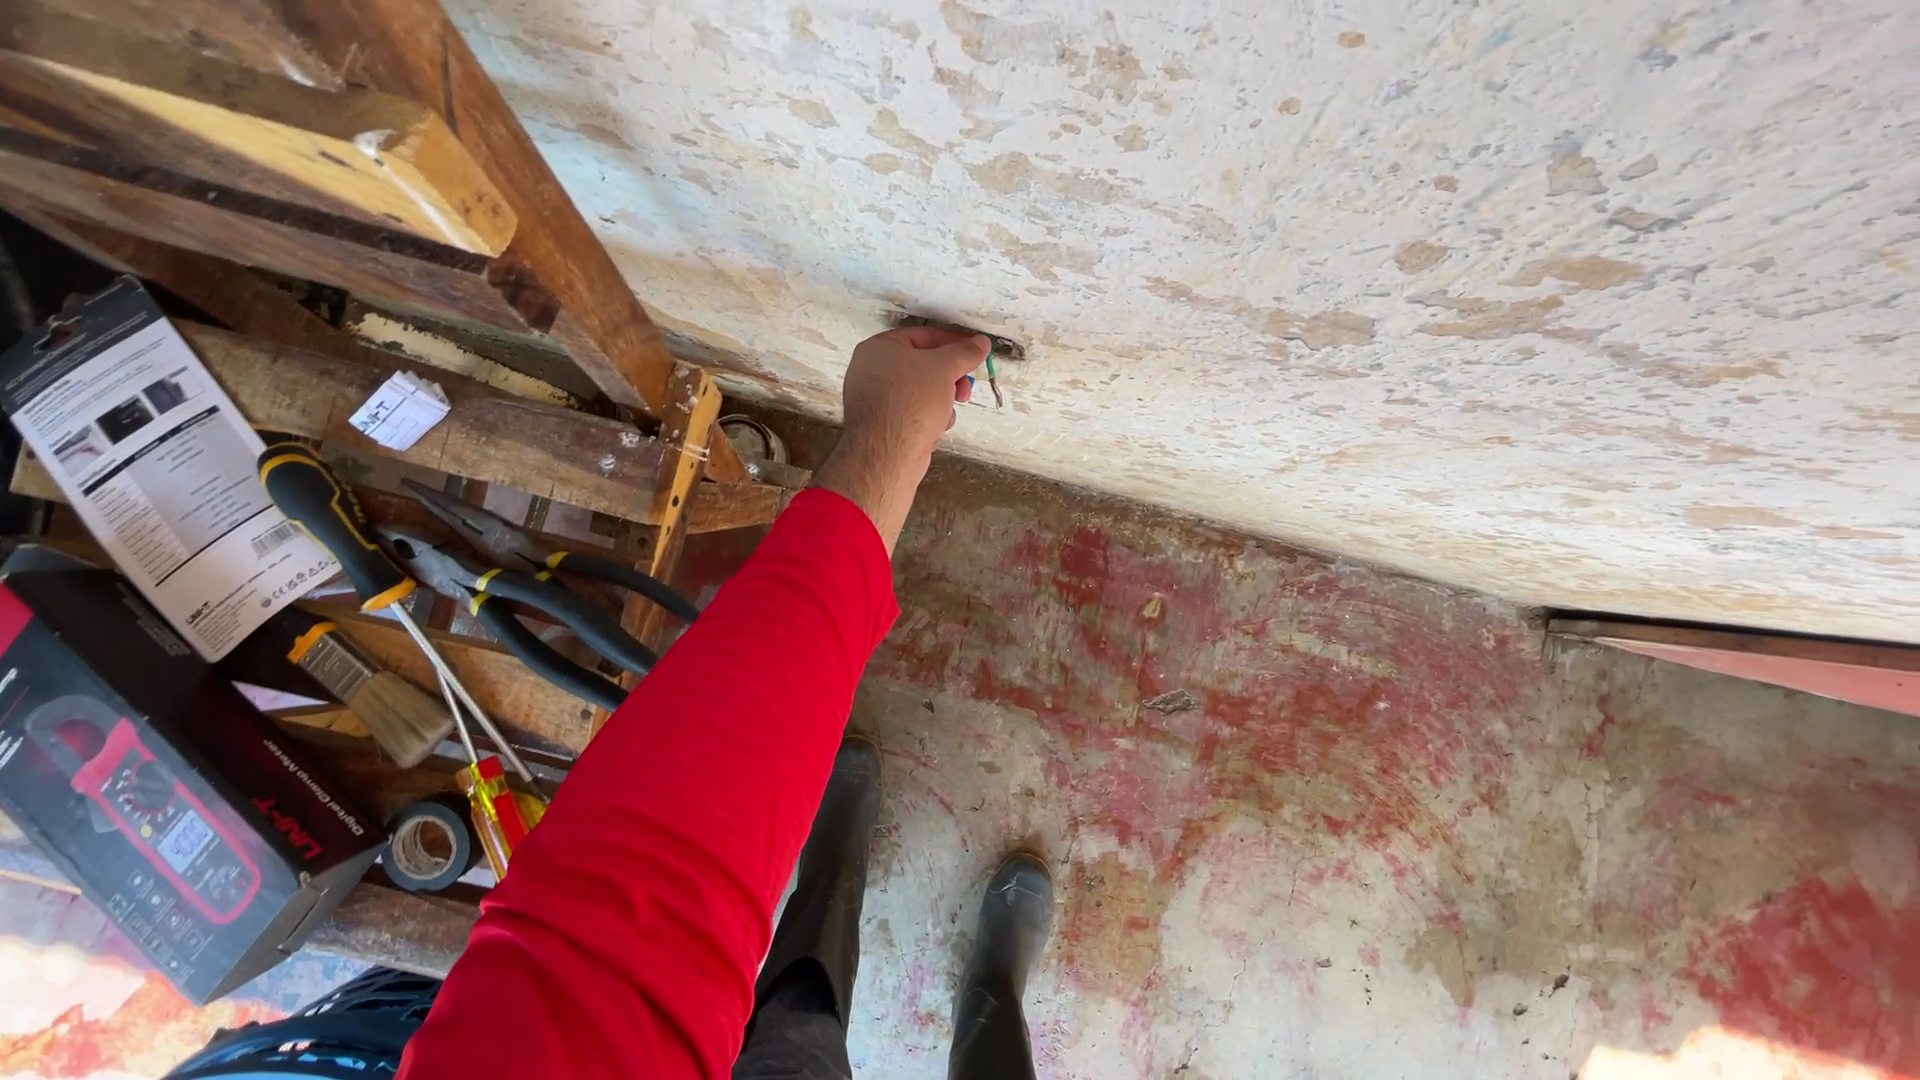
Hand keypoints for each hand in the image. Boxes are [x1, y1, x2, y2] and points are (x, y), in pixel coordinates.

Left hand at [812, 326, 989, 553]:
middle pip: (923, 366)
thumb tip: (981, 343)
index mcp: (879, 348)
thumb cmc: (911, 401)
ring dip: (942, 402)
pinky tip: (934, 430)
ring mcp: (878, 401)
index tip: (976, 351)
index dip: (953, 342)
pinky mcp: (885, 426)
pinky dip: (929, 420)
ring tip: (946, 413)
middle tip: (965, 388)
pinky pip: (914, 414)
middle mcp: (873, 372)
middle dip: (949, 379)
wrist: (889, 454)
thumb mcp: (943, 368)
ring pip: (922, 393)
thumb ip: (964, 353)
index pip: (923, 336)